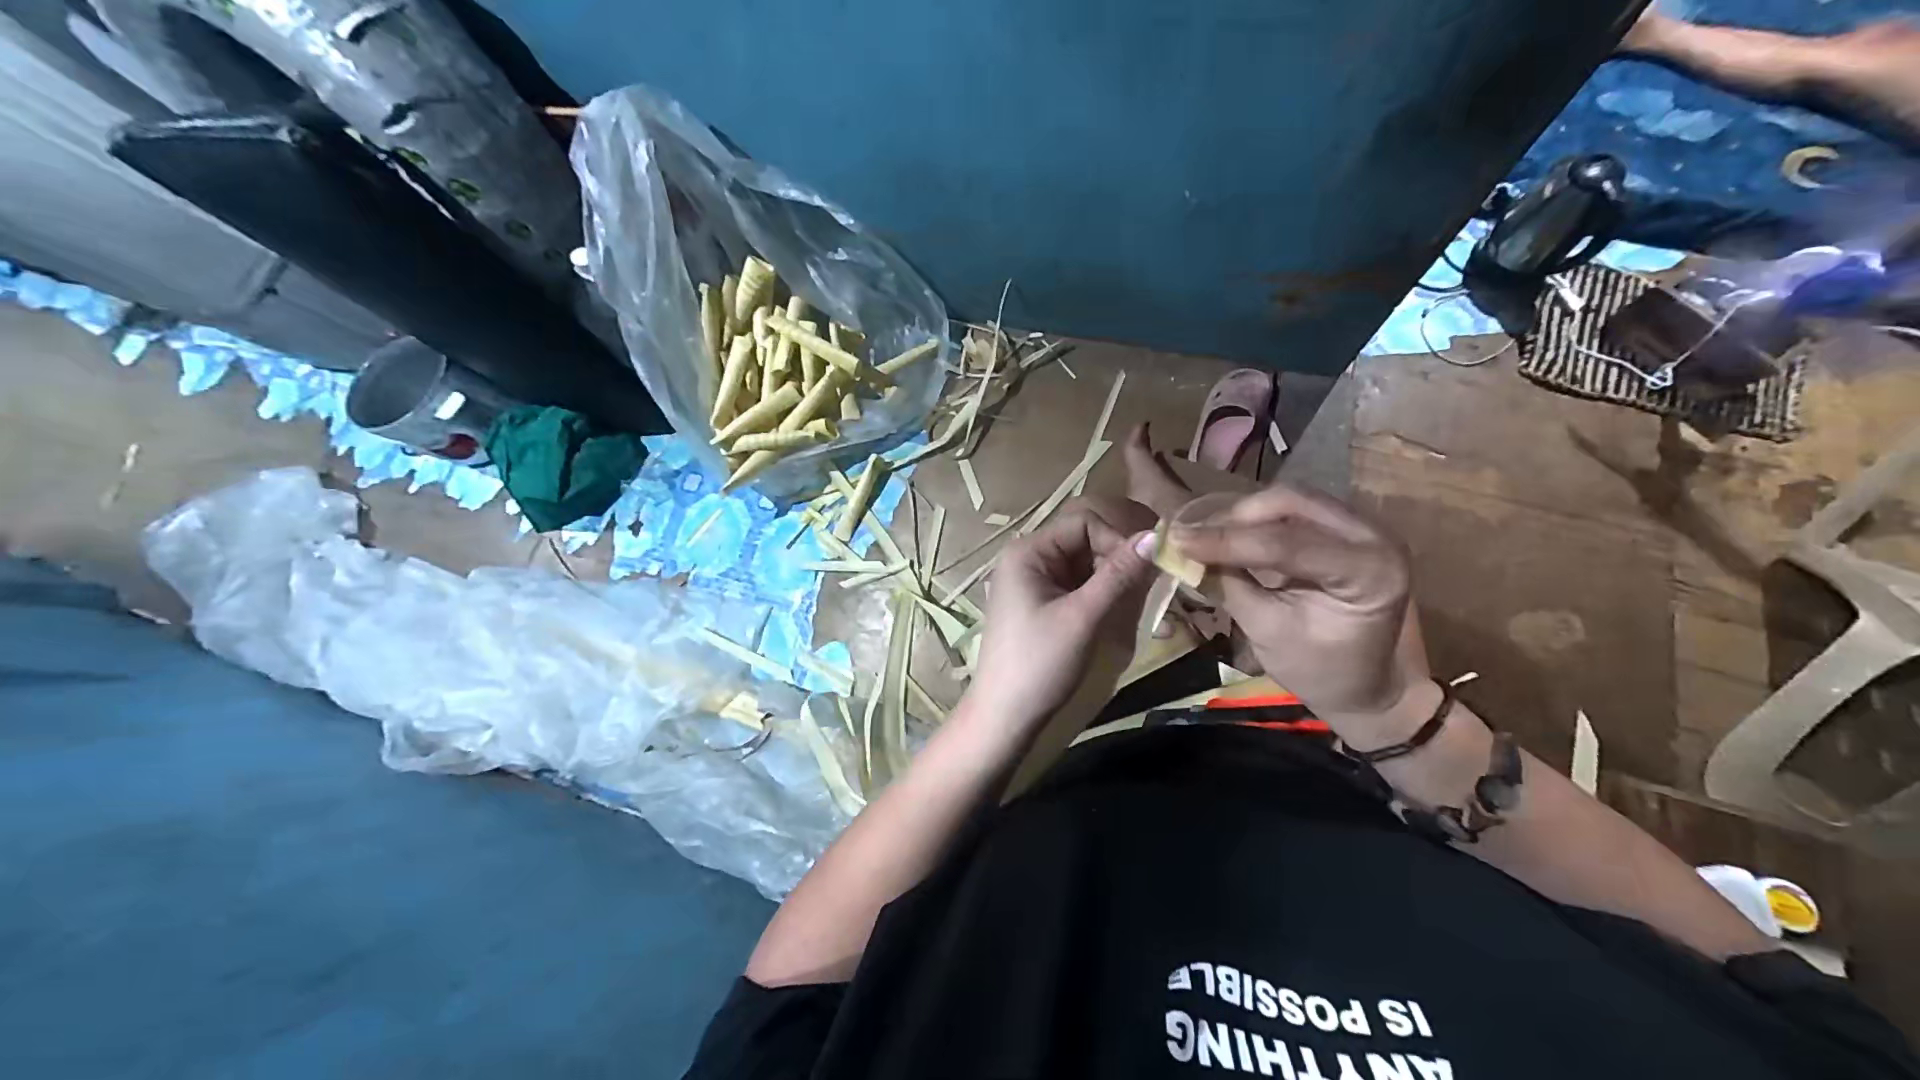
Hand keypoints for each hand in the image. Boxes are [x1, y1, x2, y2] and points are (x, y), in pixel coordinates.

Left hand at [966, 499, 1156, 727]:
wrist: (1005, 716)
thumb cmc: (1040, 663)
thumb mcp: (1083, 617)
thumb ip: (1119, 575)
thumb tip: (1155, 536)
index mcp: (1028, 551)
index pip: (1084, 522)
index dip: (1117, 539)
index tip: (1142, 572)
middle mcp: (1029, 558)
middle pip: (1086, 540)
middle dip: (1119, 559)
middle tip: (1146, 588)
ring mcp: (1035, 582)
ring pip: (1087, 564)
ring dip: (1115, 579)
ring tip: (1138, 604)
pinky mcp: (1043, 604)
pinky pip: (1080, 585)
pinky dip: (1103, 595)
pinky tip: (1120, 613)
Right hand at [1171, 484, 1427, 724]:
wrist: (1370, 687)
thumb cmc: (1322, 672)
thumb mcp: (1268, 633)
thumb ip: (1230, 587)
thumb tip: (1180, 556)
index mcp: (1369, 571)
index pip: (1286, 543)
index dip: (1226, 540)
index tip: (1177, 541)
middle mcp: (1374, 536)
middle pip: (1291, 503)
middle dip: (1234, 516)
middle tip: (1189, 534)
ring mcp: (1363, 527)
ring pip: (1290, 498)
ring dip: (1242, 513)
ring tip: (1201, 532)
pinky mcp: (1346, 527)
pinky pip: (1294, 508)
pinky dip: (1256, 517)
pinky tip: (1225, 530)